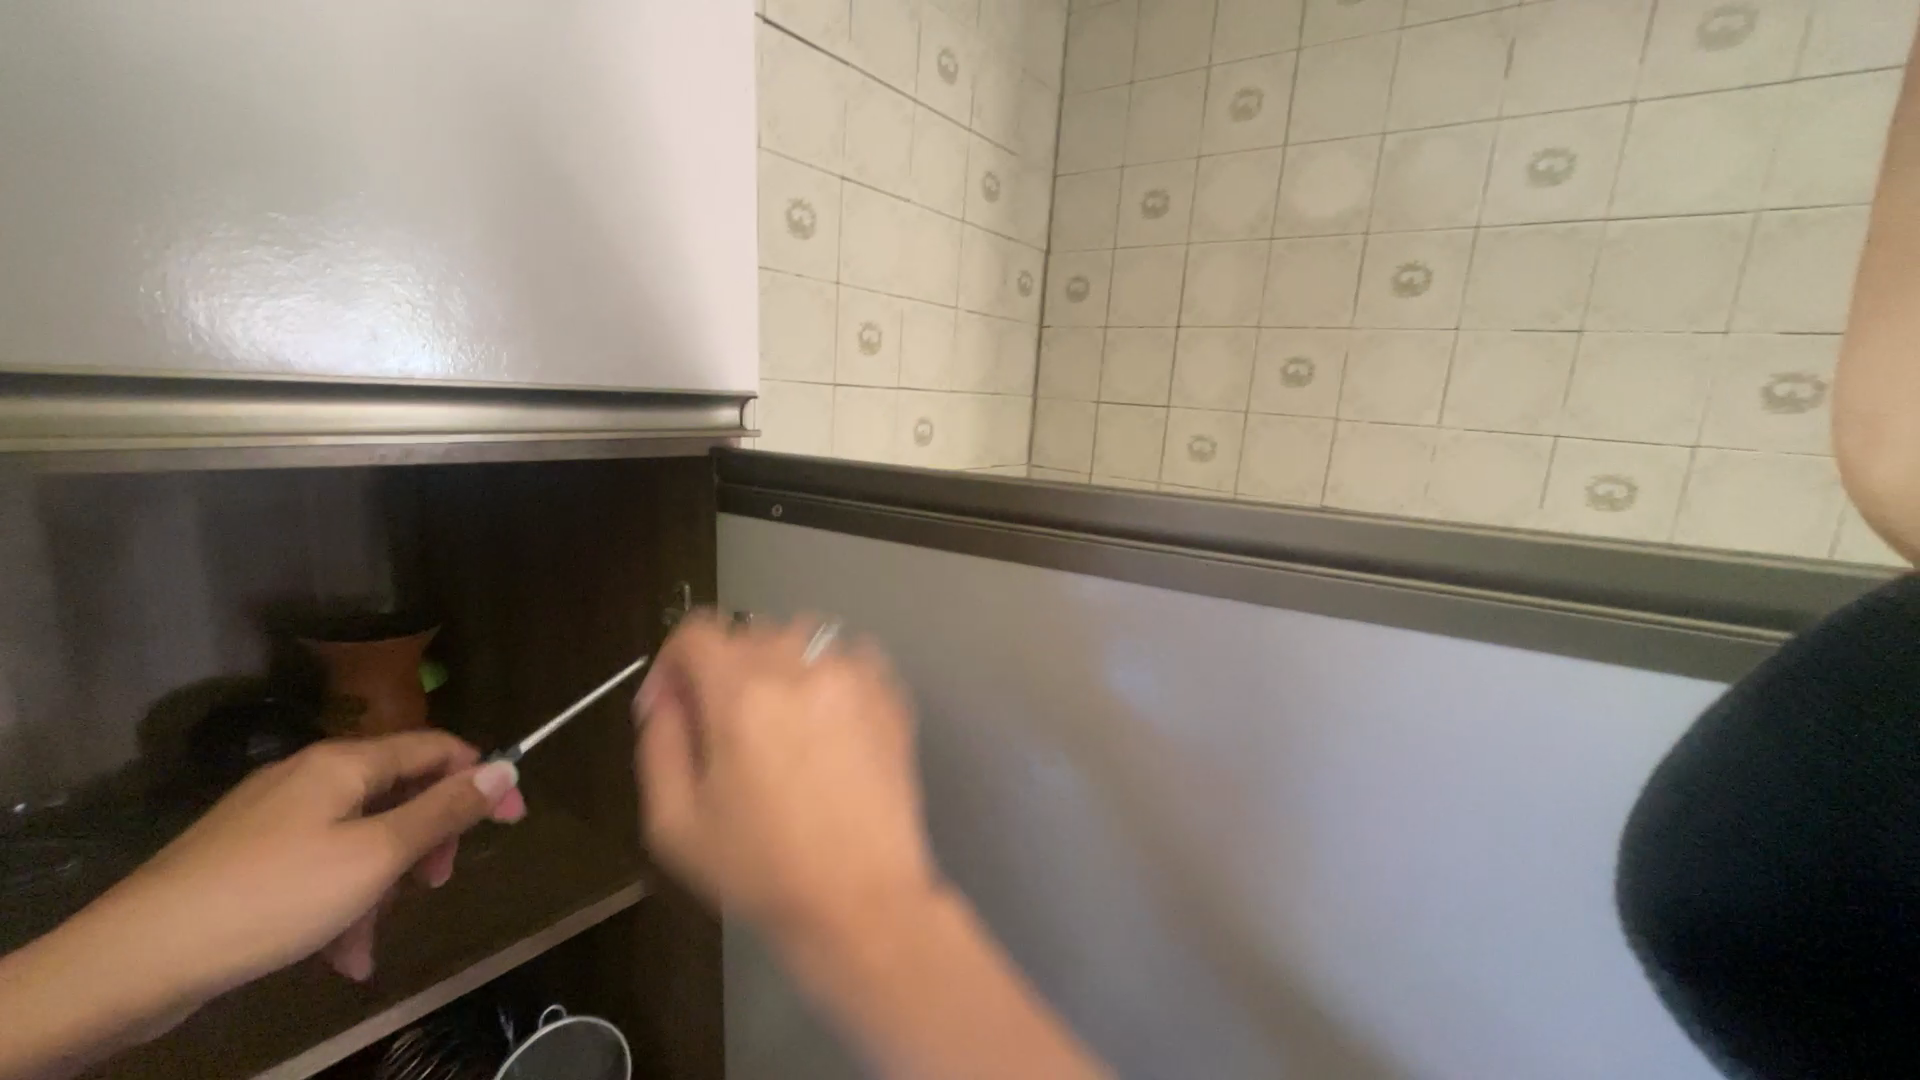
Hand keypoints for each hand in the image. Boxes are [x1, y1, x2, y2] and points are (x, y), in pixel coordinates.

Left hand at [90, 732, 524, 1003]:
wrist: (125, 965)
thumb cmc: (272, 898)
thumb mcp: (377, 856)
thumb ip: (445, 810)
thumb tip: (505, 768)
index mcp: (345, 763)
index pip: (438, 749)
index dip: (483, 779)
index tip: (512, 821)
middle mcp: (311, 777)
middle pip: (400, 793)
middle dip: (428, 840)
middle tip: (437, 884)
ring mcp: (272, 818)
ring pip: (360, 837)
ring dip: (382, 885)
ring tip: (372, 942)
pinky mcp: (244, 858)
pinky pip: (318, 865)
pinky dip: (340, 901)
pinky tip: (338, 955)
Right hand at [635, 612, 937, 944]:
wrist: (861, 899)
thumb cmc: (761, 868)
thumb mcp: (675, 822)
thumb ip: (659, 743)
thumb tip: (666, 697)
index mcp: (742, 693)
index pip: (698, 630)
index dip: (675, 662)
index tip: (675, 704)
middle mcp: (801, 667)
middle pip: (750, 632)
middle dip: (726, 669)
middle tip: (727, 726)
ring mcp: (855, 676)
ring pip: (804, 637)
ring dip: (782, 665)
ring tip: (782, 722)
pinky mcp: (891, 694)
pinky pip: (852, 657)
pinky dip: (832, 674)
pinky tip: (829, 723)